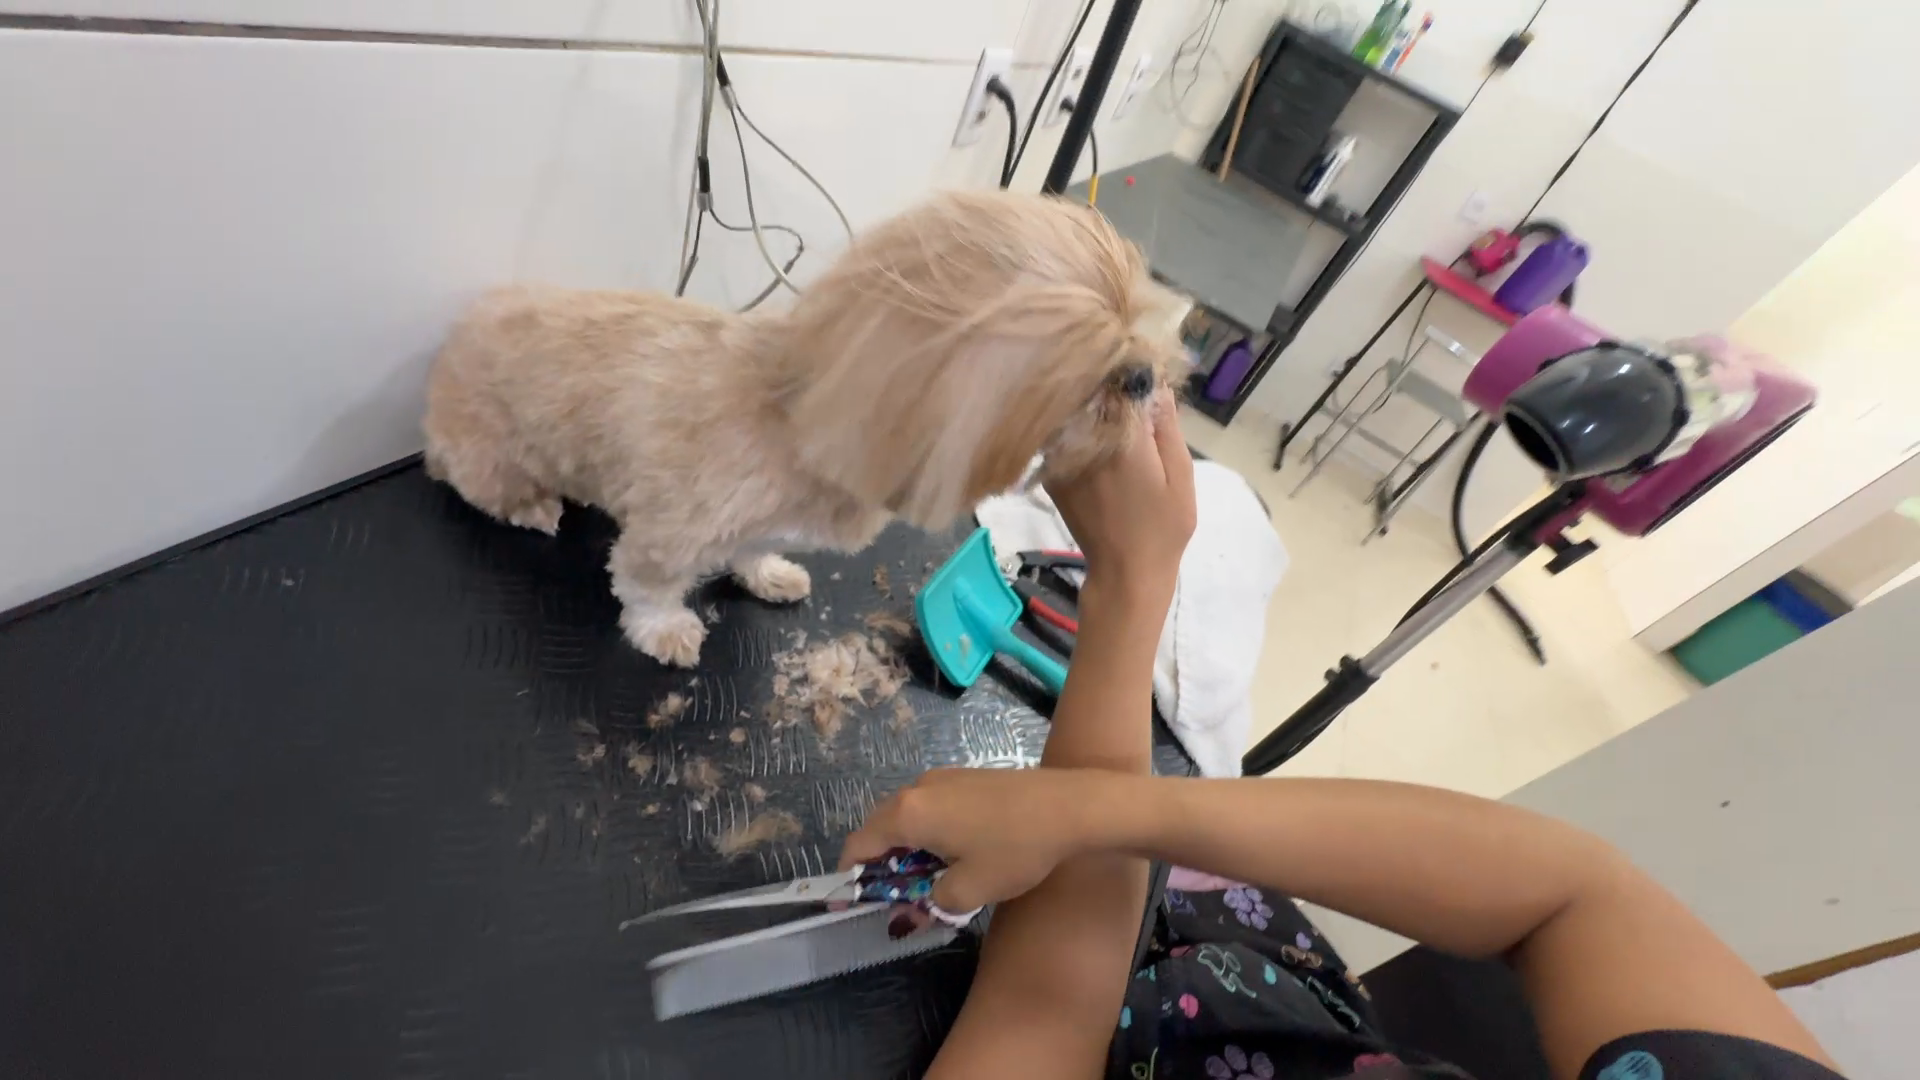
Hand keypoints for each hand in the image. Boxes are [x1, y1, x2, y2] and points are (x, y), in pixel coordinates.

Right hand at [839, 768, 1119, 913]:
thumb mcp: (968, 890)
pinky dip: (928, 831)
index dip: (851, 877)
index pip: (858, 844)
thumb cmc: (1013, 849)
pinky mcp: (964, 775)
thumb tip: (914, 907)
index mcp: (908, 813)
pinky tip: (955, 852)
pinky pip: (930, 805)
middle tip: (897, 898)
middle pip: (880, 826)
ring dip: (907, 848)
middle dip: (881, 864)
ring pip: (907, 815)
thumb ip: (929, 903)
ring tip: (930, 880)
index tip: (854, 903)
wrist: (1067, 806)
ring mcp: (942, 776)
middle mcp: (917, 787)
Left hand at [1047, 390, 1195, 600]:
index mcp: (1123, 437)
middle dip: (1107, 382)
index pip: (1121, 382)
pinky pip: (1059, 434)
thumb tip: (1155, 383)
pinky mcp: (1051, 472)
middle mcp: (1086, 441)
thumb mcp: (1180, 473)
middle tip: (1126, 383)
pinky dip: (1072, 426)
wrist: (1124, 570)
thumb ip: (1165, 425)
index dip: (1131, 371)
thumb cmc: (1163, 526)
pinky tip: (1088, 431)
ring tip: (1108, 405)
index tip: (1142, 368)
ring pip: (1071, 410)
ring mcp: (1062, 457)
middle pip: (1090, 390)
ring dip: (1087, 401)